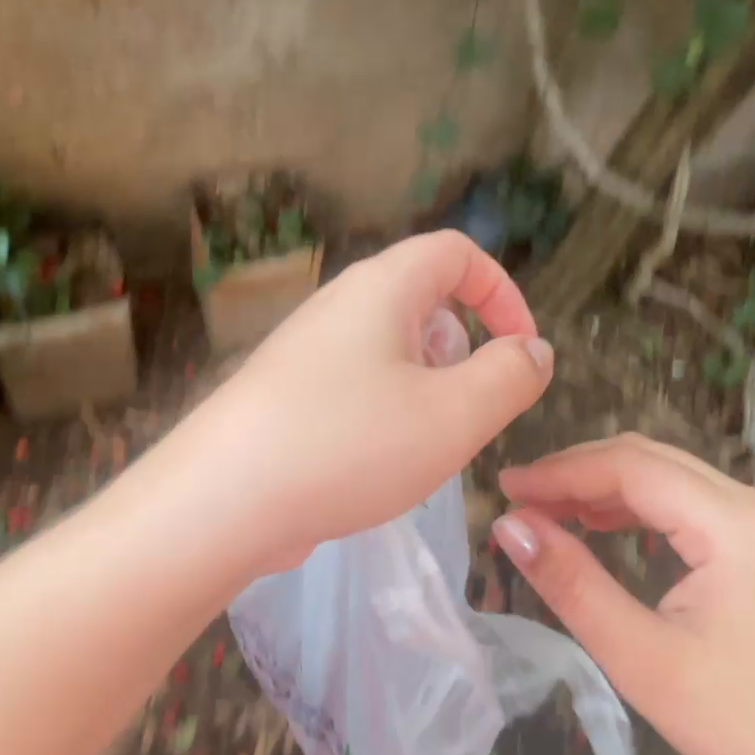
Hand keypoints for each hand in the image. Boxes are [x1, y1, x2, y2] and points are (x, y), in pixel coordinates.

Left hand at [184, 231, 553, 572]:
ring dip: (426, 387)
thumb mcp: (454, 415)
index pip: (457, 252)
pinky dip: (386, 409)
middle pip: (426, 299)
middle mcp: (341, 302)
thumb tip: (534, 349)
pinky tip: (374, 462)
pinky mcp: (288, 388)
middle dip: (464, 351)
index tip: (522, 351)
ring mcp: (308, 345)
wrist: (219, 502)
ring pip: (393, 346)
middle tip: (465, 411)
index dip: (502, 292)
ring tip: (421, 444)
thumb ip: (510, 376)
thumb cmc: (348, 444)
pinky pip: (358, 380)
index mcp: (383, 286)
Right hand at [492, 435, 754, 754]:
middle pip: (648, 459)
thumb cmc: (740, 722)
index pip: (629, 466)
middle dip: (578, 472)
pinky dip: (636, 506)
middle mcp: (753, 503)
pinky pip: (687, 502)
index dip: (560, 471)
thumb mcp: (644, 658)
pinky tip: (601, 523)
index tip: (506, 488)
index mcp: (733, 521)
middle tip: (521, 498)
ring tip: (549, 510)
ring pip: (666, 476)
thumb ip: (573, 585)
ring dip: (604, 486)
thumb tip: (509, 526)